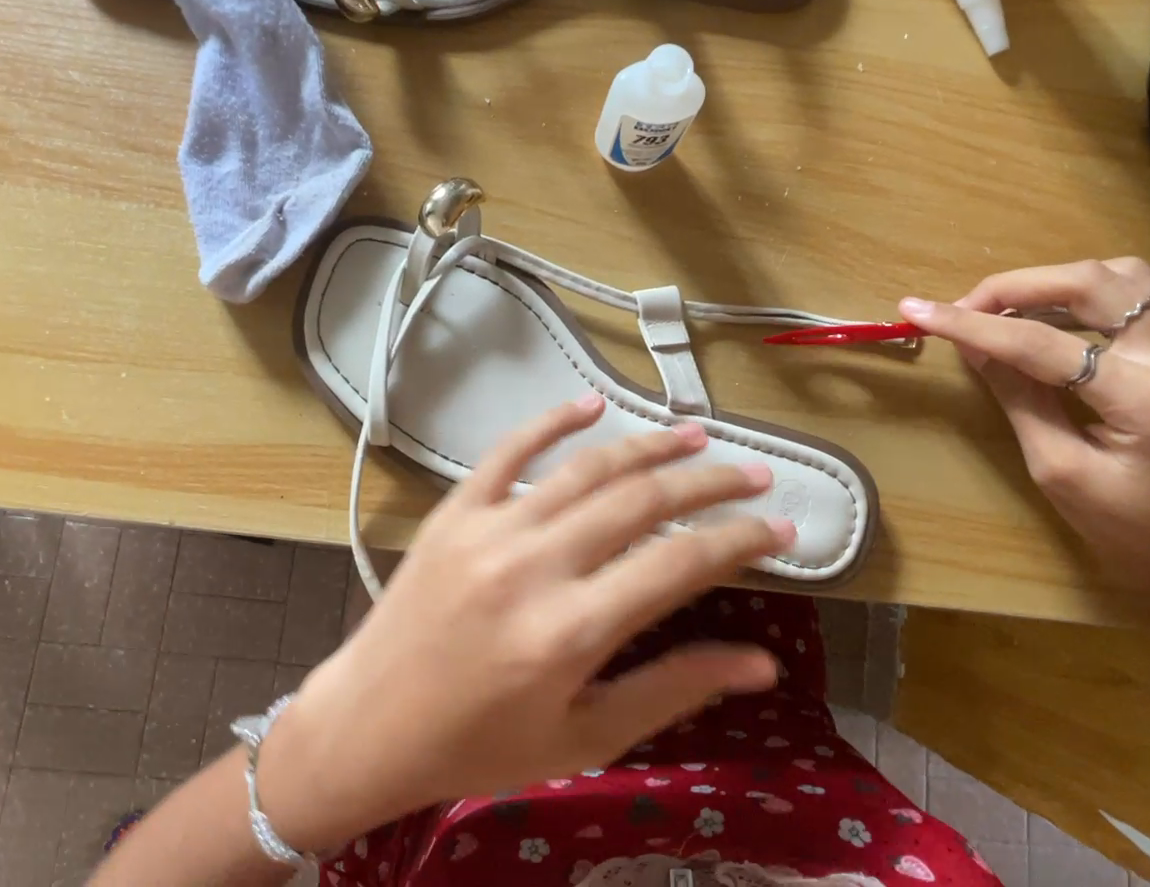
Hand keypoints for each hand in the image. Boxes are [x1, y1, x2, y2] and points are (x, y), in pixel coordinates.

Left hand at [255, 395, 794, 851]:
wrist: (368, 725)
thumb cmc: (481, 744)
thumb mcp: (584, 738)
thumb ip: (672, 690)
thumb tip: (761, 663)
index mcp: (570, 631)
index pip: (678, 564)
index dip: (739, 540)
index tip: (780, 529)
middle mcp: (533, 565)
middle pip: (640, 501)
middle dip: (709, 482)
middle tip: (754, 473)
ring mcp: (489, 529)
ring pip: (586, 469)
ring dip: (648, 446)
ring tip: (696, 433)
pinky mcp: (455, 512)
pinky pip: (509, 451)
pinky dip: (553, 423)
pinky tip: (592, 404)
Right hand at [897, 258, 1149, 627]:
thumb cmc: (1137, 537)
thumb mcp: (1060, 473)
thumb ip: (1019, 399)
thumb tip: (974, 347)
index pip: (1042, 344)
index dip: (972, 325)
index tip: (917, 310)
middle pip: (1093, 285)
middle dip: (1017, 287)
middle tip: (966, 306)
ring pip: (1131, 277)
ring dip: (1063, 283)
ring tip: (1016, 309)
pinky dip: (1119, 290)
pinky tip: (1086, 310)